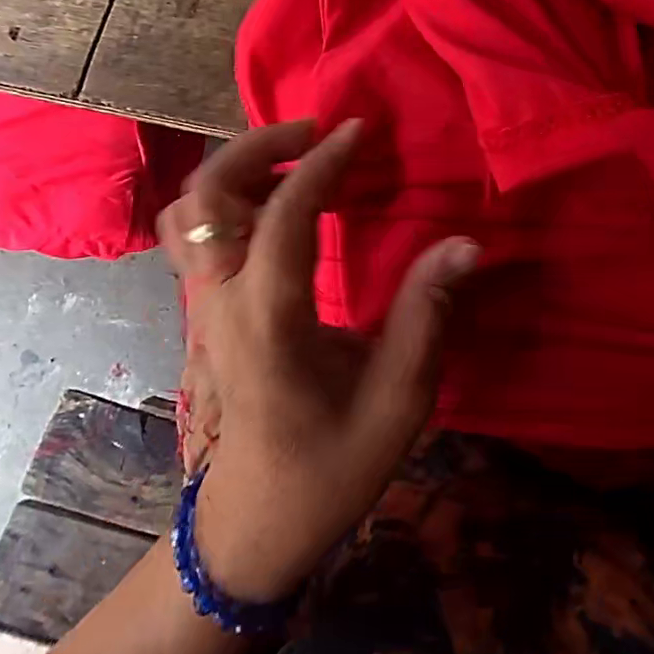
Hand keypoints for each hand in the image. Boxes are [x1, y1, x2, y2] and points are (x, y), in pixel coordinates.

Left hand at [158, 119, 477, 601]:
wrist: (255, 520)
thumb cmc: (330, 466)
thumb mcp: (398, 400)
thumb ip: (427, 315)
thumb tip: (464, 244)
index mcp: (271, 321)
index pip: (283, 216)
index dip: (320, 165)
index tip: (357, 133)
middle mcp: (222, 301)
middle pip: (208, 194)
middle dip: (257, 145)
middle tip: (316, 133)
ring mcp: (202, 305)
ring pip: (189, 210)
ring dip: (235, 169)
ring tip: (292, 159)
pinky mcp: (202, 311)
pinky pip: (189, 235)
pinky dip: (221, 199)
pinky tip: (267, 205)